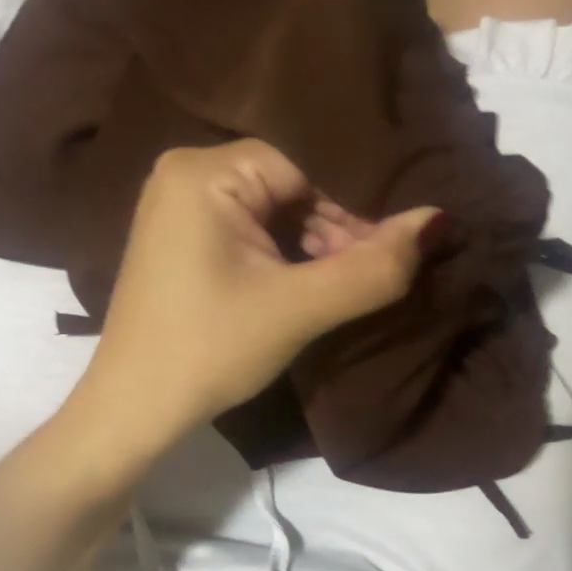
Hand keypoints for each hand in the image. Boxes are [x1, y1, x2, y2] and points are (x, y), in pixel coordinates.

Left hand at [78, 139, 440, 434]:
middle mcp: (185, 171)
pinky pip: (247, 227)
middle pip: (289, 183)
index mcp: (203, 171)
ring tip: (348, 282)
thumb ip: (372, 266)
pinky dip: (282, 252)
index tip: (394, 245)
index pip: (307, 163)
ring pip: (272, 207)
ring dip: (314, 243)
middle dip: (336, 226)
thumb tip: (439, 219)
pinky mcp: (180, 236)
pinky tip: (310, 282)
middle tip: (376, 269)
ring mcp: (177, 204)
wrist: (132, 407)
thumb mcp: (297, 308)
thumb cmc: (208, 350)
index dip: (356, 203)